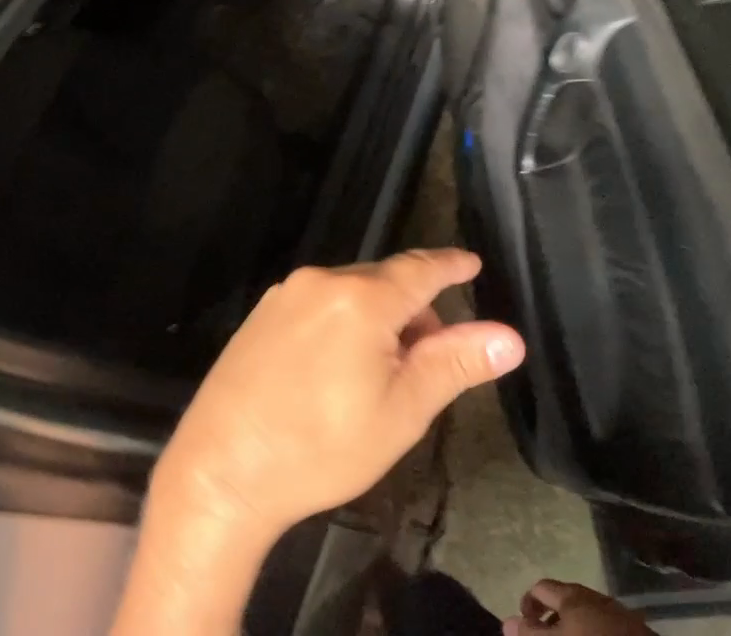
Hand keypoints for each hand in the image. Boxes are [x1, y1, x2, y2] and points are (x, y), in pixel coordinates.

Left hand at [153, 248, 525, 542]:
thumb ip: (454, 363)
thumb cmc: (322, 446)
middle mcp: (318, 282)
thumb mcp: (402, 410)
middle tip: (432, 357)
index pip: (419, 269)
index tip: (471, 262)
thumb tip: (509, 336)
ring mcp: (282, 297)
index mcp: (360, 298)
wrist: (222, 468)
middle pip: (383, 282)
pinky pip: (317, 306)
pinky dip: (343, 323)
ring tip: (385, 372)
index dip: (450, 265)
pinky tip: (339, 370)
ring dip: (378, 318)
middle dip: (415, 309)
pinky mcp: (259, 318)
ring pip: (349, 294)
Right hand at [505, 580, 653, 635]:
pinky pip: (604, 624)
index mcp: (571, 595)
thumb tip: (506, 621)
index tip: (524, 626)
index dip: (528, 604)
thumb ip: (531, 632)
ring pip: (586, 612)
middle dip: (550, 616)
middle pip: (564, 598)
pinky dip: (593, 631)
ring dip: (572, 625)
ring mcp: (617, 611)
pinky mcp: (635, 628)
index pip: (540, 587)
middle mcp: (593, 596)